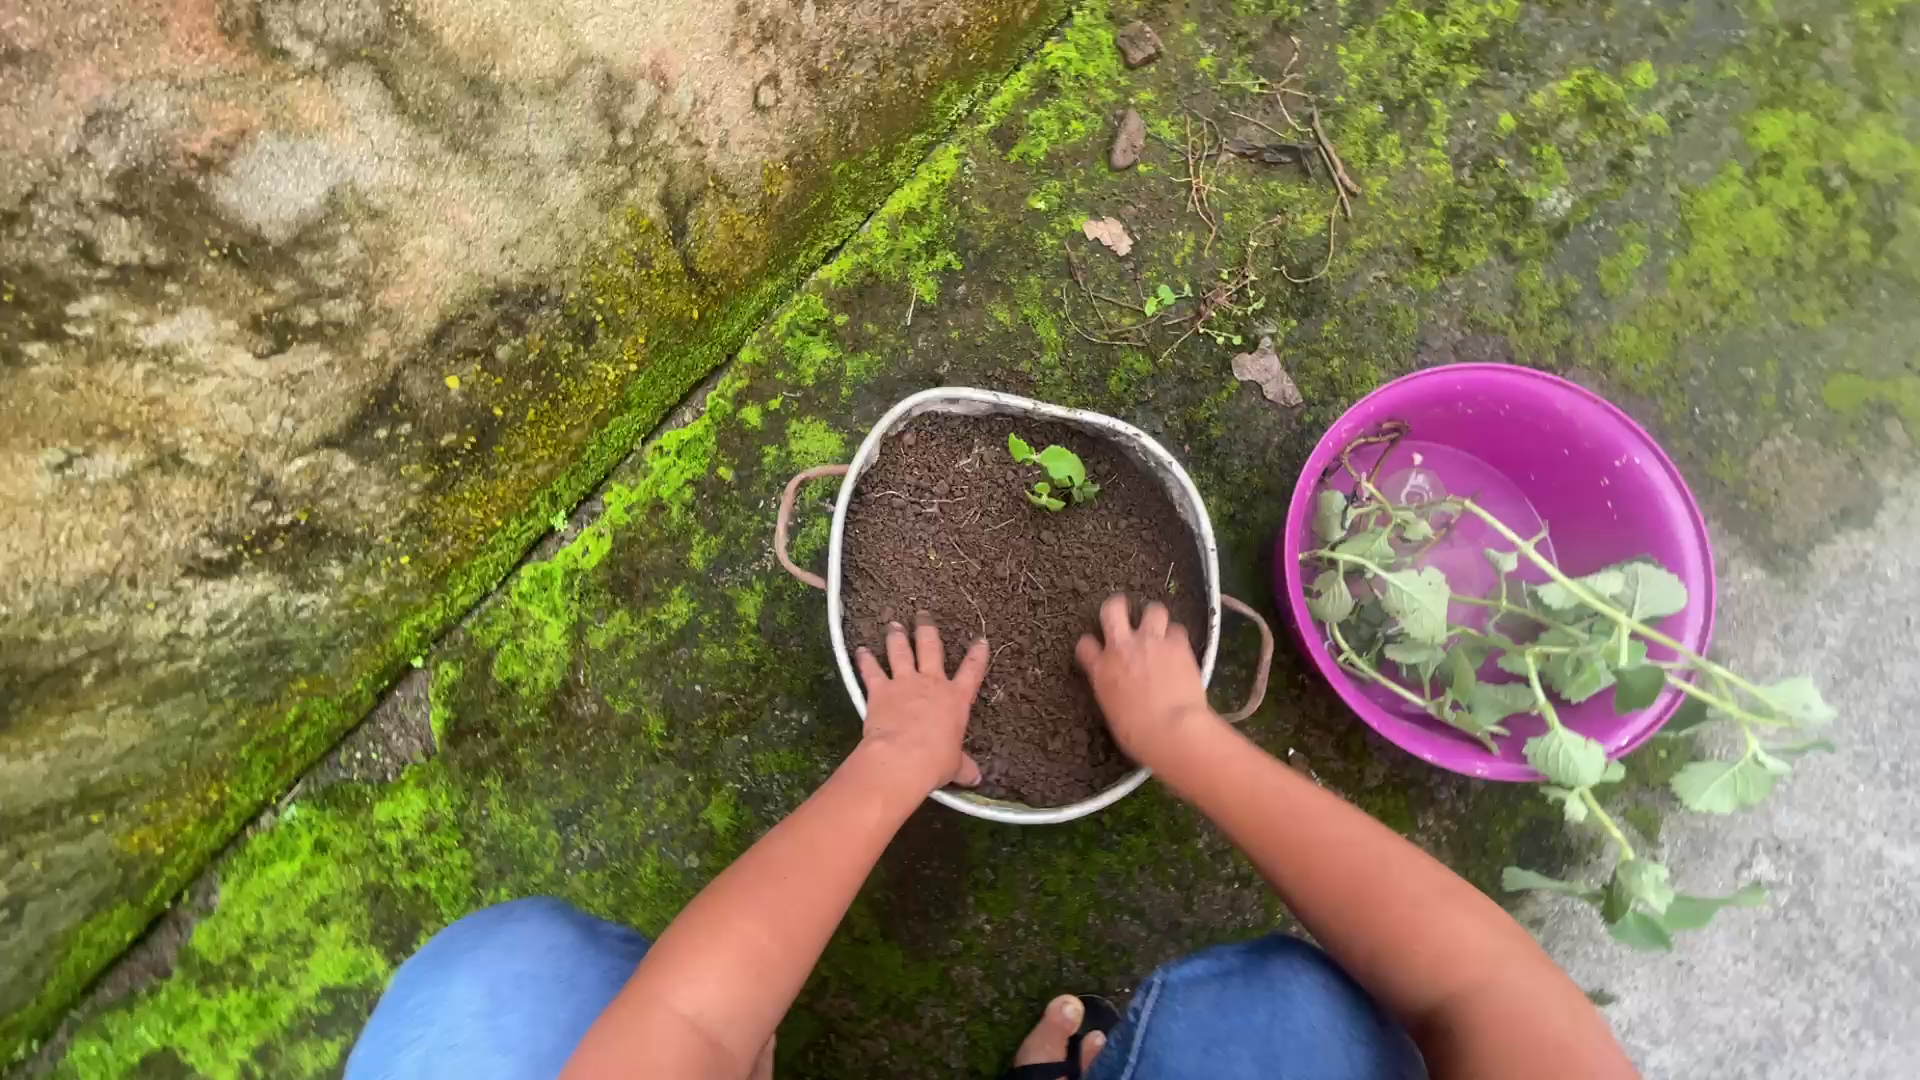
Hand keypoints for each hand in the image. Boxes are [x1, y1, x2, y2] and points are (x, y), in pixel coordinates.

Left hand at [853, 614, 987, 791]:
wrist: (903, 757)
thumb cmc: (935, 760)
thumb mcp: (953, 765)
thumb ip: (963, 766)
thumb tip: (976, 778)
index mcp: (956, 699)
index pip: (972, 672)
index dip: (978, 655)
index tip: (981, 640)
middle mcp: (931, 683)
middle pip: (931, 648)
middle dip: (928, 629)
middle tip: (923, 614)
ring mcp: (904, 683)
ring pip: (901, 652)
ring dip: (897, 637)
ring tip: (894, 624)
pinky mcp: (880, 690)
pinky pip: (871, 671)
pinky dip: (865, 660)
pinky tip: (860, 649)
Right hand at [1075, 594, 1219, 768]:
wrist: (1172, 729)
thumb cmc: (1139, 734)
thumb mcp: (1112, 712)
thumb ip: (1111, 691)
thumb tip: (1119, 689)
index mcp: (1101, 670)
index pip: (1085, 644)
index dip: (1090, 643)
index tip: (1096, 647)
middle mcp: (1122, 648)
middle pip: (1112, 610)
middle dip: (1117, 606)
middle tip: (1123, 610)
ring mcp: (1150, 642)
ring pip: (1152, 610)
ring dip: (1154, 617)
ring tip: (1158, 627)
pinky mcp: (1177, 644)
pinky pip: (1177, 629)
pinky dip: (1177, 637)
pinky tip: (1179, 647)